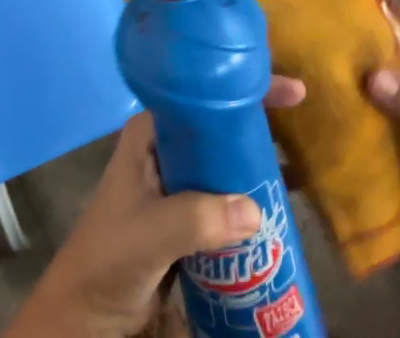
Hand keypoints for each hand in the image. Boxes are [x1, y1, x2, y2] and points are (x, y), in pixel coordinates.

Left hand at [8, 78, 306, 337]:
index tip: (293, 92)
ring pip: (228, 164)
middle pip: (220, 127)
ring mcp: (180, 185)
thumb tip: (255, 211)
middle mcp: (167, 151)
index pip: (199, 96)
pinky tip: (291, 202)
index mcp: (150, 135)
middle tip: (311, 126)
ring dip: (263, 165)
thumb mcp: (151, 232)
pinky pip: (231, 200)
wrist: (88, 310)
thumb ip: (196, 218)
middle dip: (262, 126)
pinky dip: (257, 199)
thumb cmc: (110, 257)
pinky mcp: (192, 218)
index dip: (243, 88)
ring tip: (311, 162)